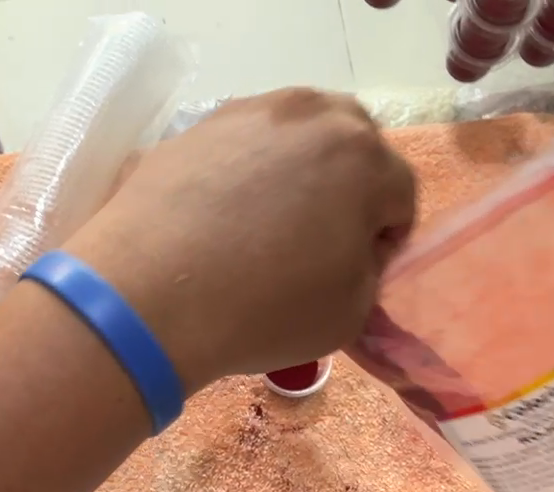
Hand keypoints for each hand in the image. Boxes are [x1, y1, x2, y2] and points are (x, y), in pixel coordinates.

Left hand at [62, 89, 416, 389]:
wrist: (152, 298)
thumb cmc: (266, 310)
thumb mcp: (350, 315)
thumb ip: (369, 274)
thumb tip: (352, 254)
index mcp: (365, 158)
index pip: (400, 196)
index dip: (384, 243)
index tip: (356, 275)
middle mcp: (310, 116)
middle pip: (350, 152)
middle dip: (344, 197)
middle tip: (314, 249)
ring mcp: (246, 114)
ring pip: (291, 145)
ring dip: (291, 182)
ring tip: (261, 237)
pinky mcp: (193, 129)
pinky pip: (236, 154)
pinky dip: (239, 183)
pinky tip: (217, 228)